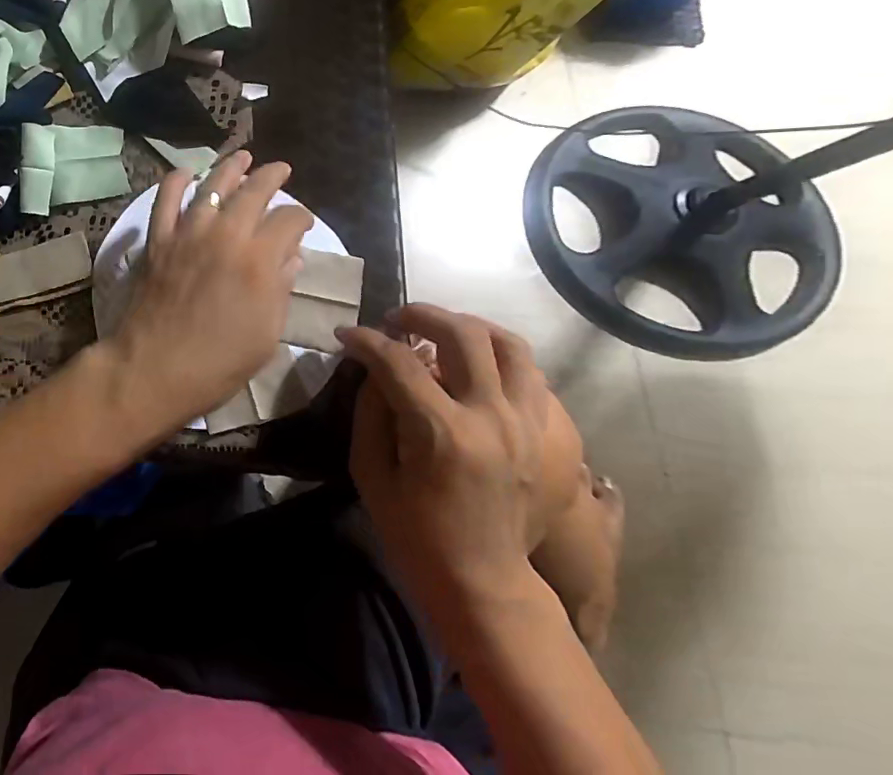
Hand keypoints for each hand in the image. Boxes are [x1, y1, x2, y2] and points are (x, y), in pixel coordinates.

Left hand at [100, 152, 314, 438]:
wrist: (154, 367)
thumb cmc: (219, 362)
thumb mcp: (267, 332)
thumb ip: (280, 288)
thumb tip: (291, 258)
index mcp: (260, 260)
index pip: (290, 221)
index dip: (302, 219)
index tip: (303, 224)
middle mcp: (225, 236)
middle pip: (253, 192)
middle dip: (272, 176)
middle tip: (280, 169)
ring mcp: (187, 235)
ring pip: (211, 187)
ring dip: (229, 168)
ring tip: (243, 155)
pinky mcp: (157, 242)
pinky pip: (165, 202)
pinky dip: (174, 182)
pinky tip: (184, 172)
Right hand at [339, 305, 557, 614]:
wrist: (482, 576)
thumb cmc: (413, 529)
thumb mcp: (370, 470)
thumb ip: (371, 411)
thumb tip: (376, 368)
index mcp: (442, 432)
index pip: (398, 361)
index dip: (365, 340)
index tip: (345, 334)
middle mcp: (493, 417)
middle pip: (463, 335)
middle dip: (421, 315)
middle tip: (395, 320)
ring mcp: (528, 424)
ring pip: (510, 344)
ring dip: (468, 327)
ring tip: (440, 331)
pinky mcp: (547, 434)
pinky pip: (531, 375)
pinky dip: (499, 358)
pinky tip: (474, 367)